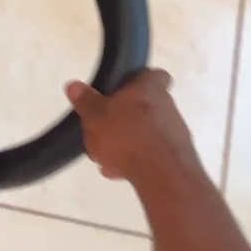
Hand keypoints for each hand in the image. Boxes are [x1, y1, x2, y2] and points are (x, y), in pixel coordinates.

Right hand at [65, 70, 206, 185]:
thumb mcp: (95, 116)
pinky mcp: (177, 156)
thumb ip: (85, 101)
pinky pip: (151, 152)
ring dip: (128, 141)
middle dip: (125, 117)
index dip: (140, 79)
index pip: (155, 75)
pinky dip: (136, 159)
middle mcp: (167, 107)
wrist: (162, 176)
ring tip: (107, 156)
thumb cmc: (126, 136)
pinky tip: (119, 171)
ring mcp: (175, 132)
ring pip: (146, 131)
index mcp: (149, 90)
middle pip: (146, 106)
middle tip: (104, 128)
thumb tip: (73, 85)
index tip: (124, 88)